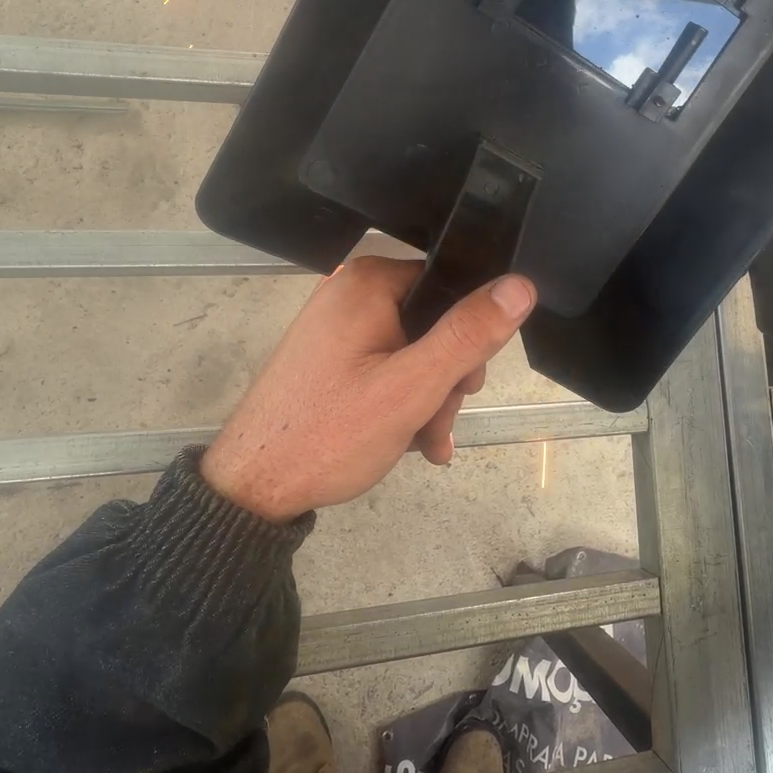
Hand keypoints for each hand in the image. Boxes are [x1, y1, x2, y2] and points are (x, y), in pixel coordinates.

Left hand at [201, 257, 537, 521]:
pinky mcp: (331, 357)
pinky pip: (387, 367)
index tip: (469, 384)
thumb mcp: (412, 387)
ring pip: (414, 351)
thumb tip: (521, 286)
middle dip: (447, 380)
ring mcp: (338, 326)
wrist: (251, 489)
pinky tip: (413, 443)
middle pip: (434, 323)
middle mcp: (351, 292)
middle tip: (438, 423)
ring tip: (426, 442)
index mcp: (369, 282)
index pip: (450, 286)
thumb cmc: (330, 434)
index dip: (471, 334)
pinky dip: (404, 402)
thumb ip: (468, 335)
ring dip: (430, 399)